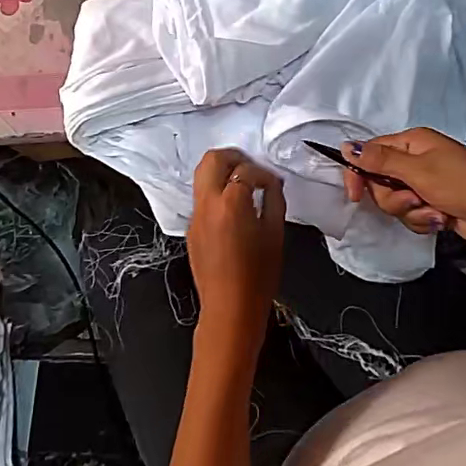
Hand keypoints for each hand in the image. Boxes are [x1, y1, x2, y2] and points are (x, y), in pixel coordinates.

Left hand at [187, 148, 285, 353]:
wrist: (230, 308)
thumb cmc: (258, 276)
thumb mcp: (274, 234)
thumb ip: (273, 201)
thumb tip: (272, 185)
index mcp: (230, 204)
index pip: (246, 170)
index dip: (264, 174)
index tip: (274, 185)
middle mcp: (207, 204)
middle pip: (212, 159)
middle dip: (233, 157)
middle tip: (252, 168)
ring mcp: (195, 216)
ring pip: (201, 175)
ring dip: (221, 172)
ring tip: (242, 184)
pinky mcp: (191, 228)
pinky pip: (201, 198)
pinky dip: (215, 192)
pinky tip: (233, 208)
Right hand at [340, 128, 465, 253]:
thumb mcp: (420, 170)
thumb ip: (381, 160)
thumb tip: (346, 147)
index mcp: (412, 143)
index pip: (370, 153)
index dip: (359, 172)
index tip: (355, 193)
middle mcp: (415, 161)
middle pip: (379, 181)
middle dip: (392, 197)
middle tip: (414, 199)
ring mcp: (424, 186)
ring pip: (393, 202)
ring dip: (410, 212)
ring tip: (434, 211)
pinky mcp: (432, 207)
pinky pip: (409, 216)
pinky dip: (422, 221)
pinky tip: (441, 220)